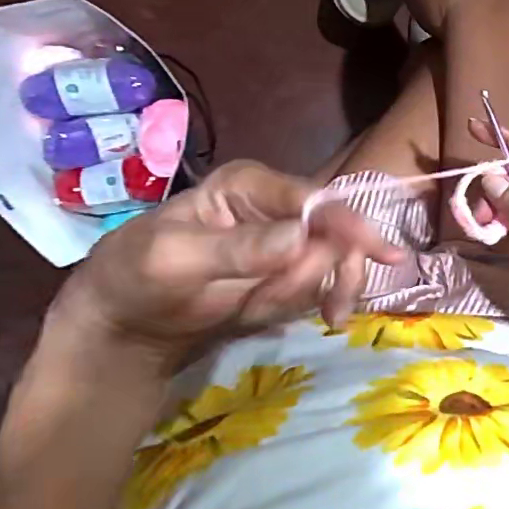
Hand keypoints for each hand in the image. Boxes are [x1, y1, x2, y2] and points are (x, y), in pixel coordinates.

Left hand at [43, 160, 401, 377]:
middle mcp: (277, 207)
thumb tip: (303, 236)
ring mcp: (286, 241)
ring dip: (307, 296)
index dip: (349, 224)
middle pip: (335, 232)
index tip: (381, 255)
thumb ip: (240, 249)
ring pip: (332, 264)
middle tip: (320, 313)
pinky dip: (301, 307)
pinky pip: (318, 289)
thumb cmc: (137, 274)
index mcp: (249, 185)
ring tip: (253, 311)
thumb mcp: (176, 259)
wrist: (126, 323)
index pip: (313, 198)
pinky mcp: (288, 272)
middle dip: (326, 275)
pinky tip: (261, 314)